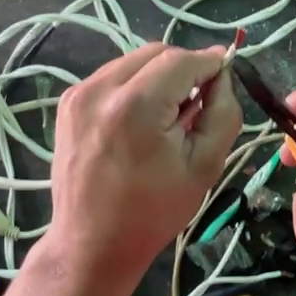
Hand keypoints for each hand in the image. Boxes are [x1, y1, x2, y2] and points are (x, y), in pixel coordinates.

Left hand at [40, 42, 240, 295]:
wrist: (92, 243)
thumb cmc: (153, 211)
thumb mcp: (206, 165)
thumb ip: (222, 112)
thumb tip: (222, 76)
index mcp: (135, 106)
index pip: (182, 60)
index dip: (211, 63)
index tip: (227, 74)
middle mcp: (100, 89)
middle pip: (156, 52)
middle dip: (184, 69)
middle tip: (198, 103)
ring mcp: (78, 94)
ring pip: (133, 62)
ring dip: (158, 77)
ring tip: (168, 117)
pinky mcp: (68, 103)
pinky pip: (113, 77)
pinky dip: (134, 87)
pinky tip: (141, 122)